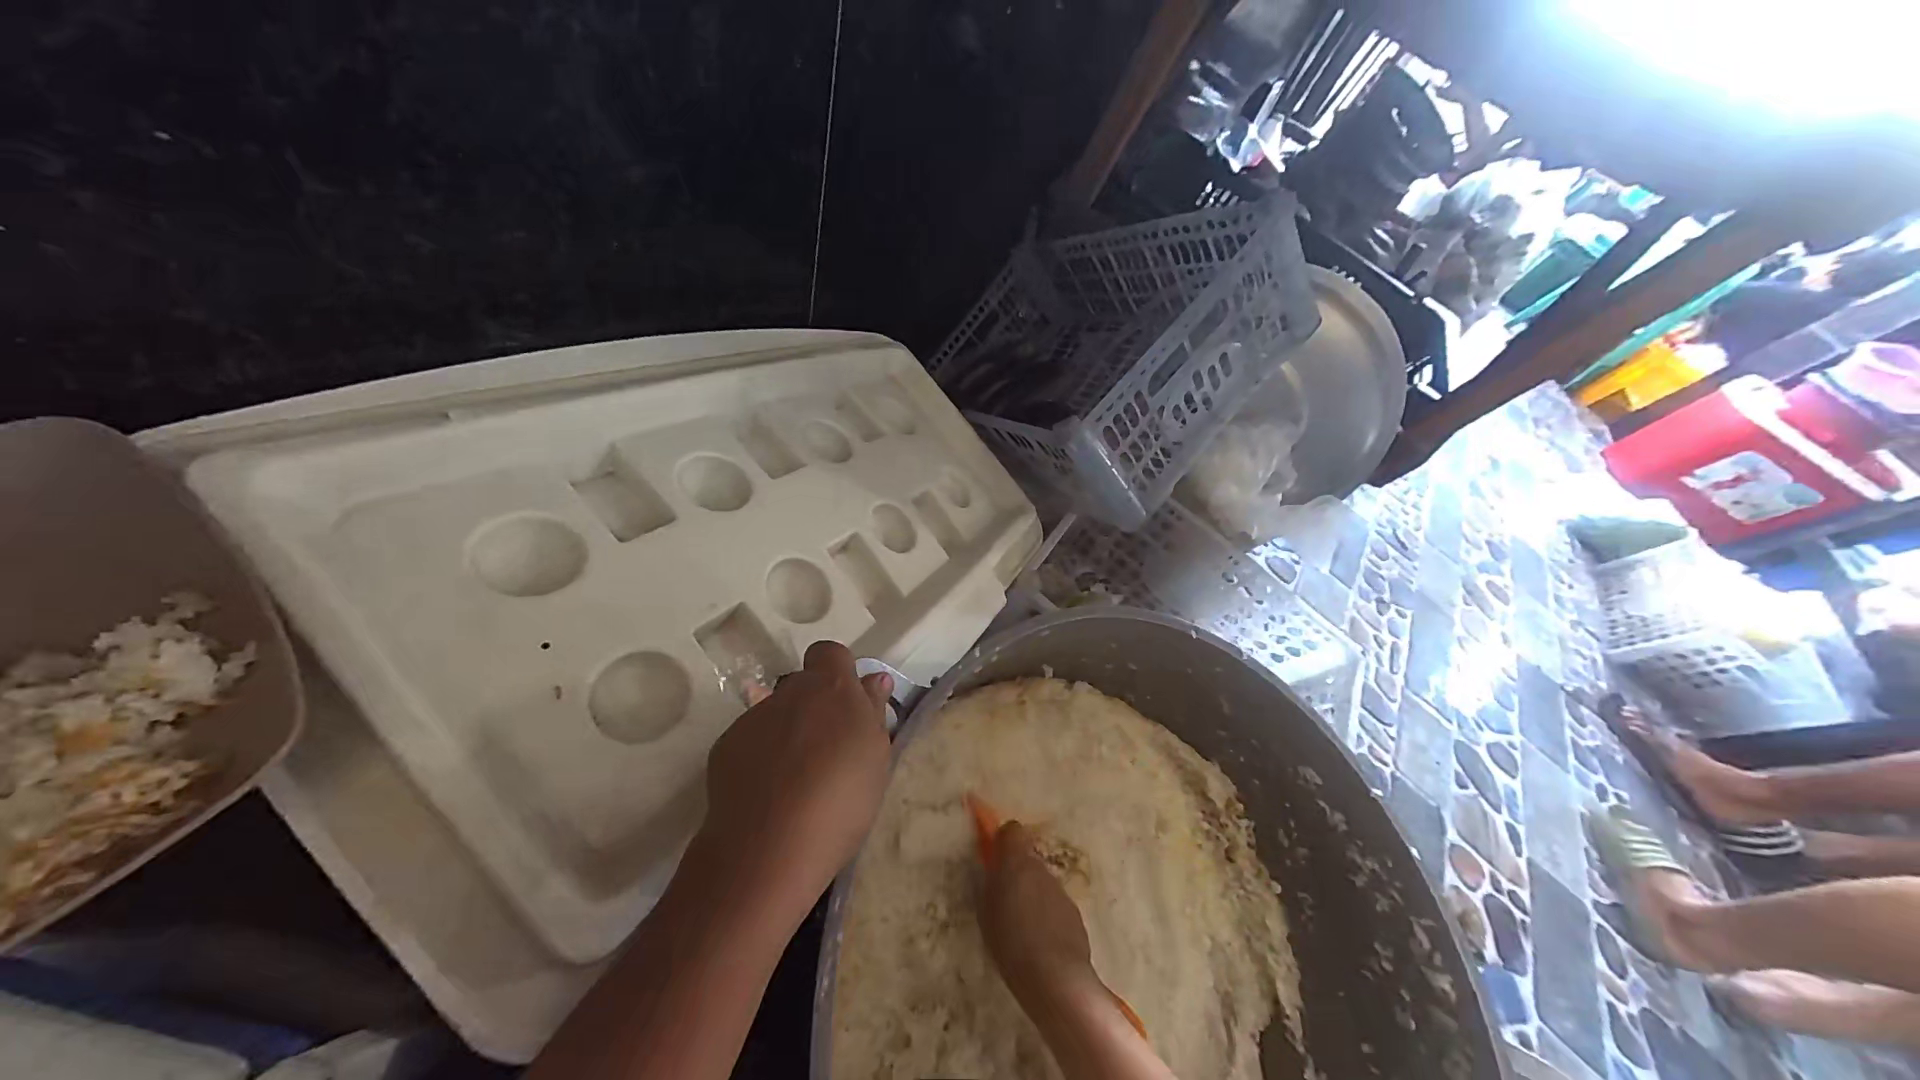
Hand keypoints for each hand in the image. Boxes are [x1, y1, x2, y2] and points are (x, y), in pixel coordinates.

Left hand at [698, 640, 892, 913]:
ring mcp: (753, 718)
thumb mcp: (875, 756)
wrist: (769, 847)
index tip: (849, 705)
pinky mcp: (725, 746)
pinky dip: (761, 757)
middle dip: (815, 708)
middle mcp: (790, 693)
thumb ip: (873, 710)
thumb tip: (874, 679)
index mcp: (831, 688)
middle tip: (829, 750)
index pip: (831, 652)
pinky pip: (751, 740)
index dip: (839, 671)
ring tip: (797, 781)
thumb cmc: (841, 800)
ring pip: (777, 714)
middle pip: (803, 686)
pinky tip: (769, 793)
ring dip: (789, 733)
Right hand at [979, 821, 1098, 1003]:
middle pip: (1027, 861)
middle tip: (1005, 903)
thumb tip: (994, 873)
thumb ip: (990, 886)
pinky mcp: (1075, 913)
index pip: (1012, 831)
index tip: (995, 858)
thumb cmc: (1010, 944)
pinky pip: (1055, 906)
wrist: (1056, 977)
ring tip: (1022, 930)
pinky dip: (1047, 916)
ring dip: (1032, 897)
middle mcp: (1041, 870)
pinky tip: (1041, 944)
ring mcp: (1061, 891)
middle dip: (1017, 876)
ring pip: (1042, 884)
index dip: (1003, 841)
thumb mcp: (986, 914)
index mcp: (1016, 864)